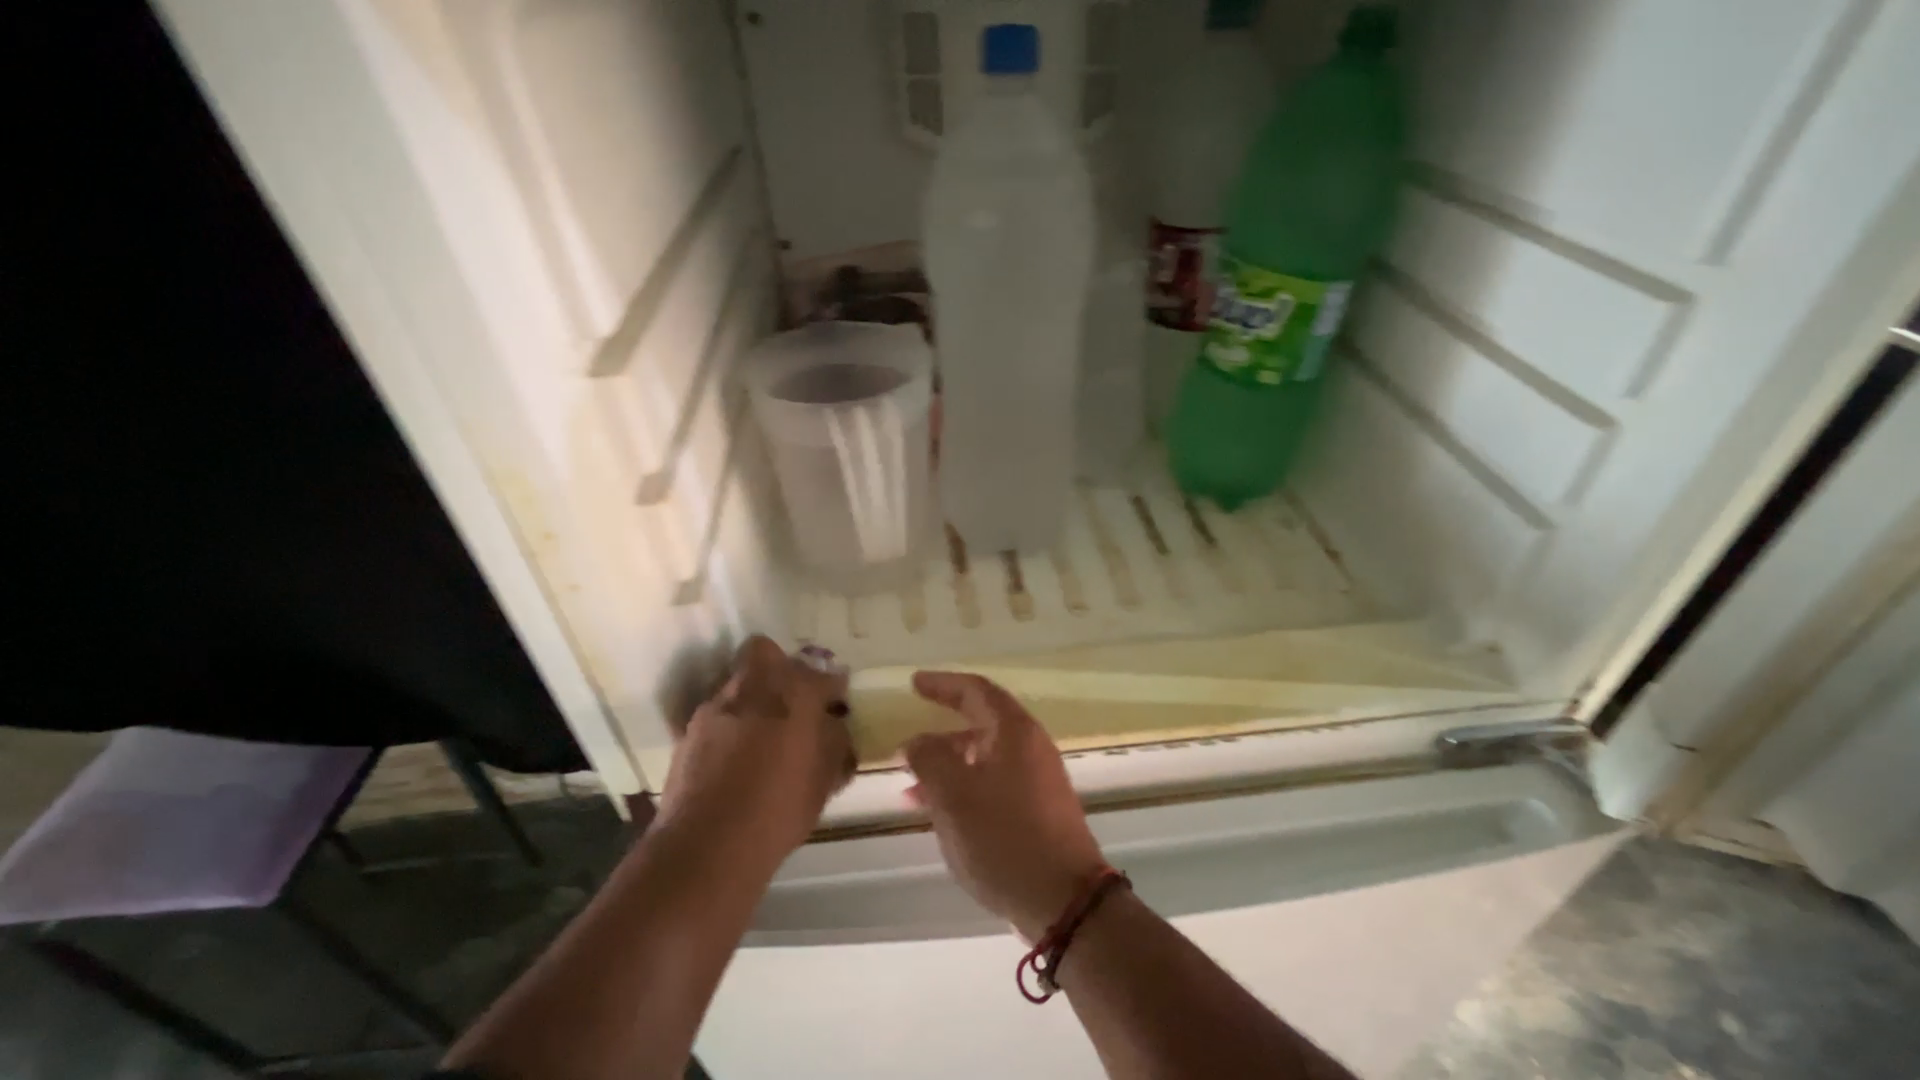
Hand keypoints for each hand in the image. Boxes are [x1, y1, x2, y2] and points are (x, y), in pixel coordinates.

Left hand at [656, 636, 854, 864]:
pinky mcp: (688, 732)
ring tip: (764, 733)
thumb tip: (834, 726)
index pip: (823, 673)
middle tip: (794, 700)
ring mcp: (715, 708)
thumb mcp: (825, 780)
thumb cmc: (780, 810)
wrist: (709, 844)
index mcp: (794, 694)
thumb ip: (834, 743)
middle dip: (782, 668)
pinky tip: (738, 756)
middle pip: (766, 653)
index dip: (833, 685)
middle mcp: (752, 689)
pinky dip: (731, 725)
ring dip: (754, 698)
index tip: (837, 700)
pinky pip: (718, 714)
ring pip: (738, 683)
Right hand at [904, 672, 1107, 940]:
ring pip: (984, 761)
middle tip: (907, 747)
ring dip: (948, 769)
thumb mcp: (954, 795)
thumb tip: (917, 741)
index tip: (914, 684)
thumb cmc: (1004, 838)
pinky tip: (941, 817)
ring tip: (910, 792)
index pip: (976, 691)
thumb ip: (929, 758)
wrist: (1063, 900)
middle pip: (981, 726)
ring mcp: (1038, 782)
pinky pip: (993, 787)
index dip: (943, 684)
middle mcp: (1031, 749)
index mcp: (1014, 732)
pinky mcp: (1039, 813)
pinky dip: (965, 791)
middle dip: (941, 735)